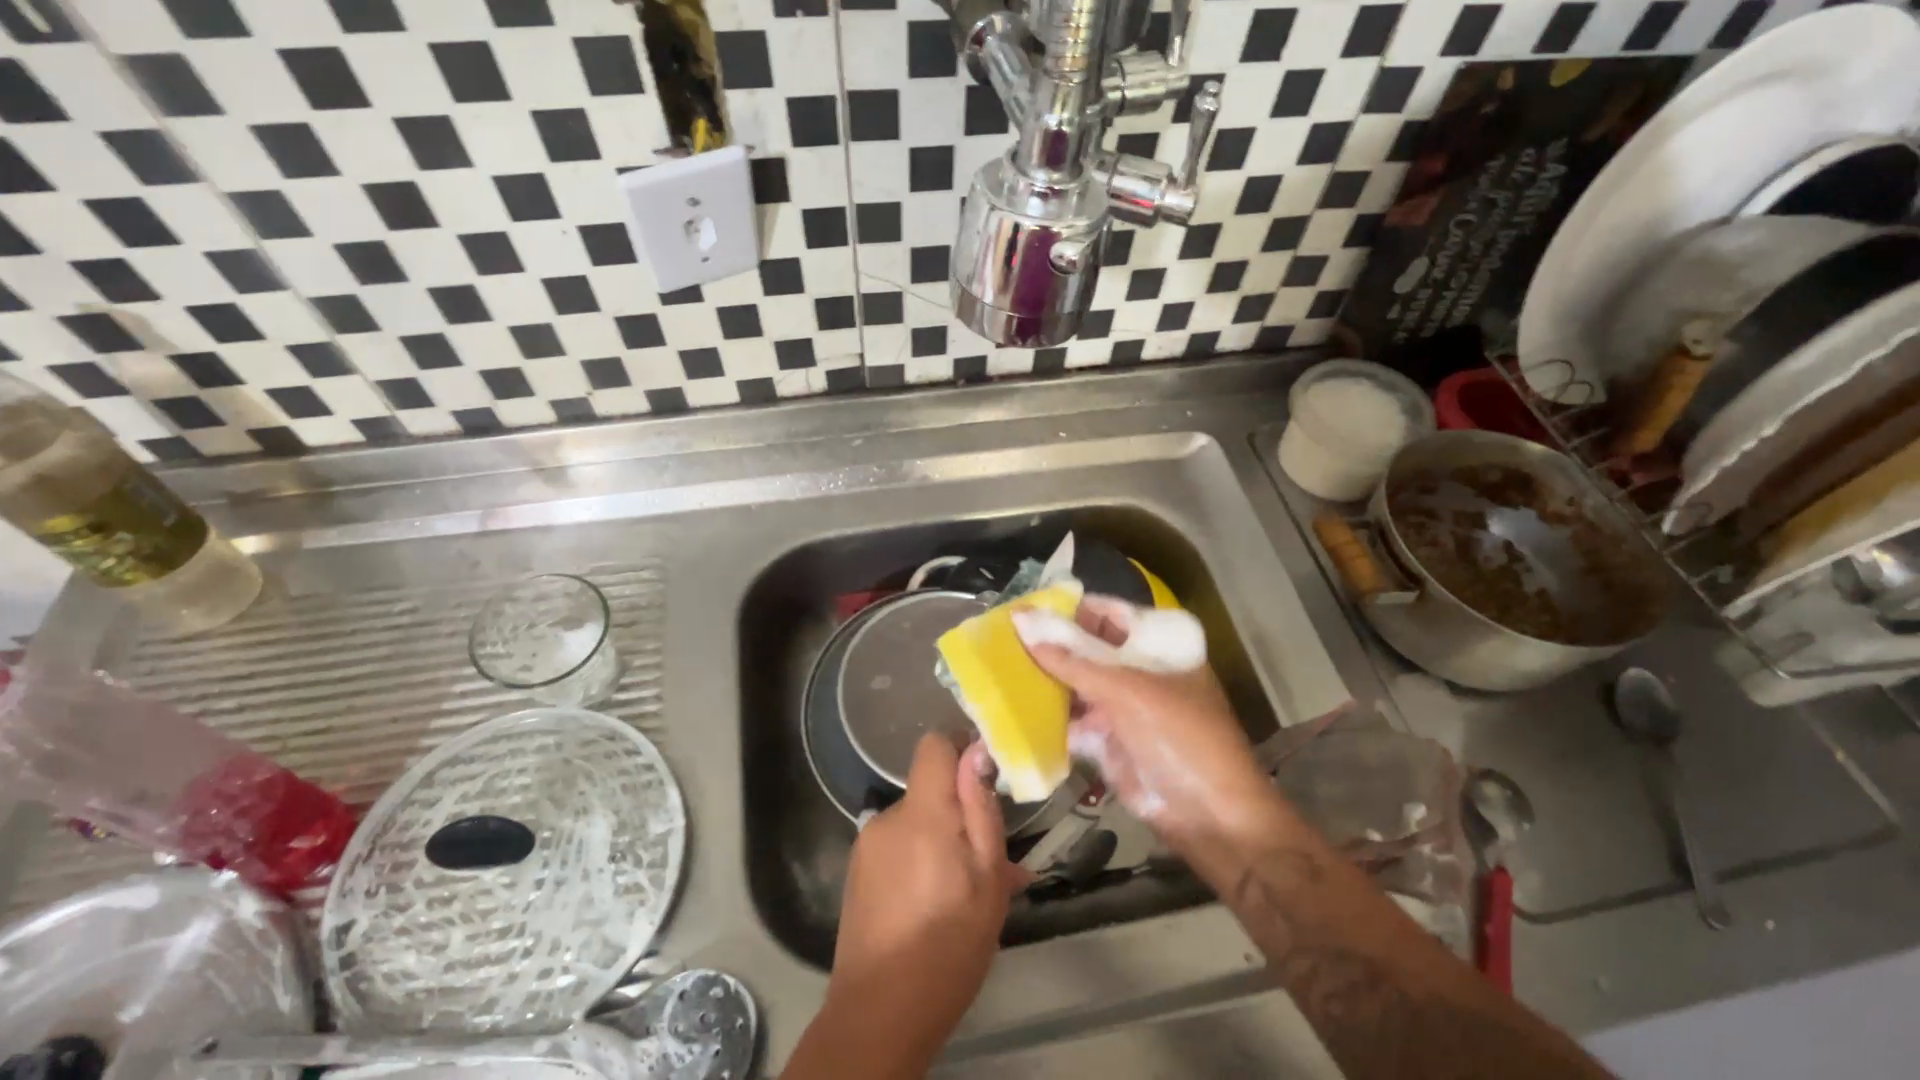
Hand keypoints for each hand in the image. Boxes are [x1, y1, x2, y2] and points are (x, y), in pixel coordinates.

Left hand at [823, 734, 1021, 1066]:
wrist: (880, 1011)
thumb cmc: (949, 945)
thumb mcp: (988, 880)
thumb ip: (982, 811)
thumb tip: (978, 753)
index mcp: (922, 813)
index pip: (934, 745)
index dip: (962, 751)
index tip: (988, 779)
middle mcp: (886, 819)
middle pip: (929, 791)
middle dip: (960, 814)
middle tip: (990, 863)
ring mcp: (866, 847)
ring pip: (916, 825)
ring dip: (943, 845)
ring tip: (967, 895)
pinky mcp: (856, 874)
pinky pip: (898, 850)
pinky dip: (921, 864)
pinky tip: (937, 908)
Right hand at [1015, 595, 1281, 846]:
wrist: (1211, 816)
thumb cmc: (1180, 737)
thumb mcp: (1127, 690)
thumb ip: (1071, 657)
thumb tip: (1020, 620)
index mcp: (1157, 640)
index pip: (1102, 611)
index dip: (1061, 609)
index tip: (1014, 608)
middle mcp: (1138, 666)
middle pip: (1083, 647)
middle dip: (1043, 645)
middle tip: (992, 641)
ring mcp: (1122, 704)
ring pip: (1072, 684)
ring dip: (1039, 681)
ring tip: (990, 671)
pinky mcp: (1107, 740)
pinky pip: (1070, 721)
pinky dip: (1044, 718)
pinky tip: (1007, 711)